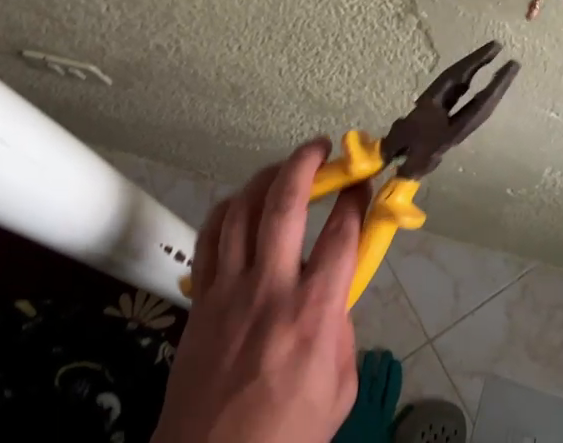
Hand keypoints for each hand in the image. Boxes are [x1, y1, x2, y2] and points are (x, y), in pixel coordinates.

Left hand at [154, 140, 369, 442]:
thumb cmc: (286, 434)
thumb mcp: (338, 391)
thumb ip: (342, 335)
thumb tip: (335, 299)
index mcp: (313, 313)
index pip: (341, 235)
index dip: (356, 199)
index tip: (362, 182)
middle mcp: (270, 287)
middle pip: (286, 203)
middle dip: (307, 163)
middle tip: (322, 148)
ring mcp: (228, 288)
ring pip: (243, 208)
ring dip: (266, 177)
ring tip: (284, 168)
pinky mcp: (200, 297)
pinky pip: (211, 235)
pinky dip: (228, 208)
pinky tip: (242, 203)